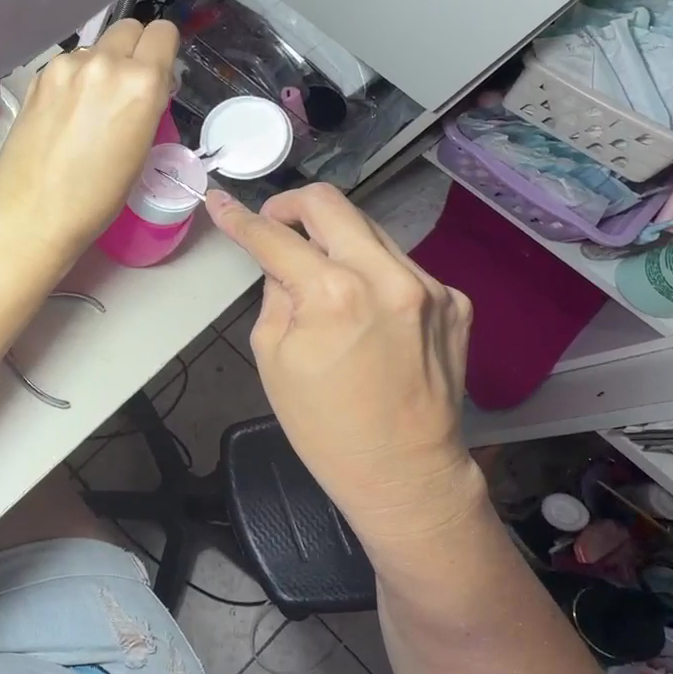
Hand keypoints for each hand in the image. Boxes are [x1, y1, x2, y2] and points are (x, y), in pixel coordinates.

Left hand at [0, 18, 178, 263]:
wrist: (31, 212)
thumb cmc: (94, 197)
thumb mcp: (141, 149)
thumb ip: (146, 103)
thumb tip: (145, 85)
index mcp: (141, 82)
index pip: (162, 33)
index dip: (161, 51)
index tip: (156, 71)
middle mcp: (104, 64)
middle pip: (128, 30)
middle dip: (131, 52)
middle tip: (123, 89)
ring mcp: (66, 67)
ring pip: (95, 48)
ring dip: (99, 66)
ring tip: (88, 107)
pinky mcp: (38, 78)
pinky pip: (67, 64)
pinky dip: (72, 79)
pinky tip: (63, 112)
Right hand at [204, 184, 481, 542]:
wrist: (403, 472)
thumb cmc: (322, 422)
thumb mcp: (271, 353)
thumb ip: (276, 291)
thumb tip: (279, 259)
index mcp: (334, 292)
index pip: (274, 235)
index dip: (239, 217)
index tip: (219, 201)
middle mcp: (388, 276)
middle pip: (330, 204)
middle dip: (289, 206)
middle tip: (270, 225)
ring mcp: (430, 286)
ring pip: (367, 229)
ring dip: (332, 240)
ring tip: (316, 272)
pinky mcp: (453, 302)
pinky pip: (398, 264)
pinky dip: (369, 270)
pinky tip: (360, 305)